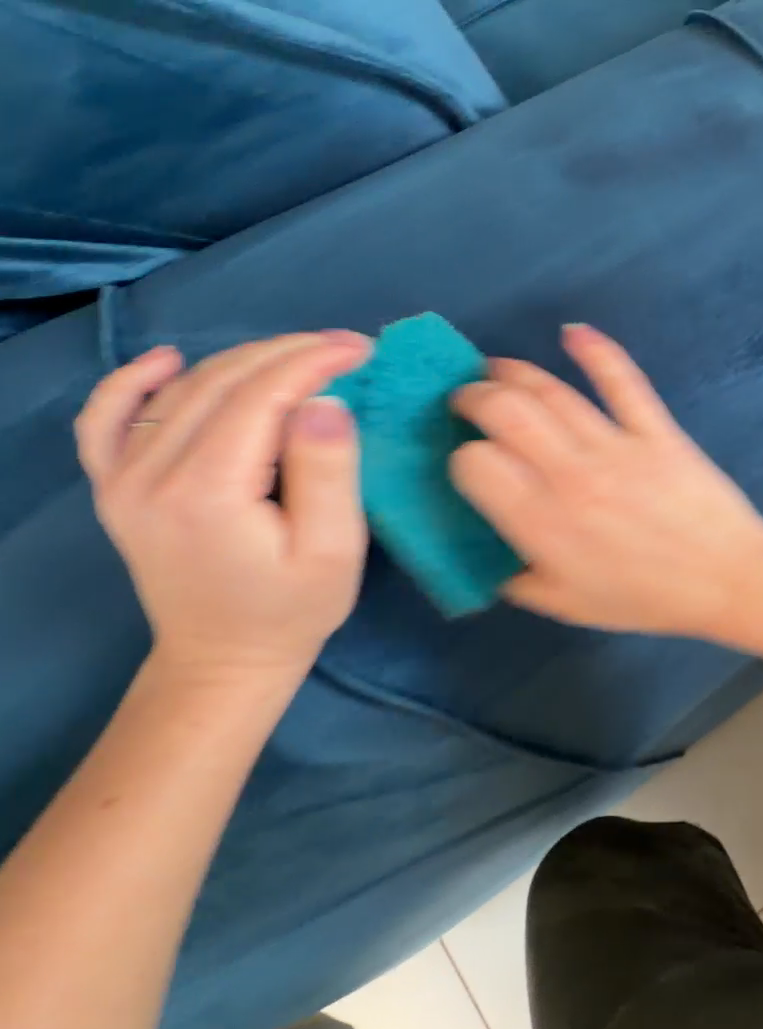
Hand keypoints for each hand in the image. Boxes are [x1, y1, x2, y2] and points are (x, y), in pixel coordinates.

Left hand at [75, 332, 371, 676]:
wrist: (226, 655)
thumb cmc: (295, 606)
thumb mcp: (334, 549)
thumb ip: (327, 473)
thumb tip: (323, 404)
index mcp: (209, 489)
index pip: (259, 397)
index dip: (311, 362)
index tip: (360, 347)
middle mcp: (151, 472)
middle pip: (219, 384)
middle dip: (285, 353)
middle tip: (344, 345)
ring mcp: (122, 477)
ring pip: (178, 392)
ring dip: (240, 361)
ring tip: (299, 354)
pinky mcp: (116, 486)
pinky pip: (108, 419)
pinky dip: (132, 381)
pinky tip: (166, 360)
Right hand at [450, 324, 762, 636]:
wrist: (730, 579)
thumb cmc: (650, 598)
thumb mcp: (571, 605)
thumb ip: (519, 581)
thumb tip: (486, 562)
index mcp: (541, 521)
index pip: (474, 462)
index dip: (462, 457)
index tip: (472, 463)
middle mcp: (571, 475)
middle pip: (502, 410)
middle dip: (472, 398)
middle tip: (468, 403)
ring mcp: (618, 447)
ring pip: (553, 392)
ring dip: (514, 372)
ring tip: (495, 370)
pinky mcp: (659, 432)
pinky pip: (624, 383)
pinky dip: (598, 352)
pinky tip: (574, 332)